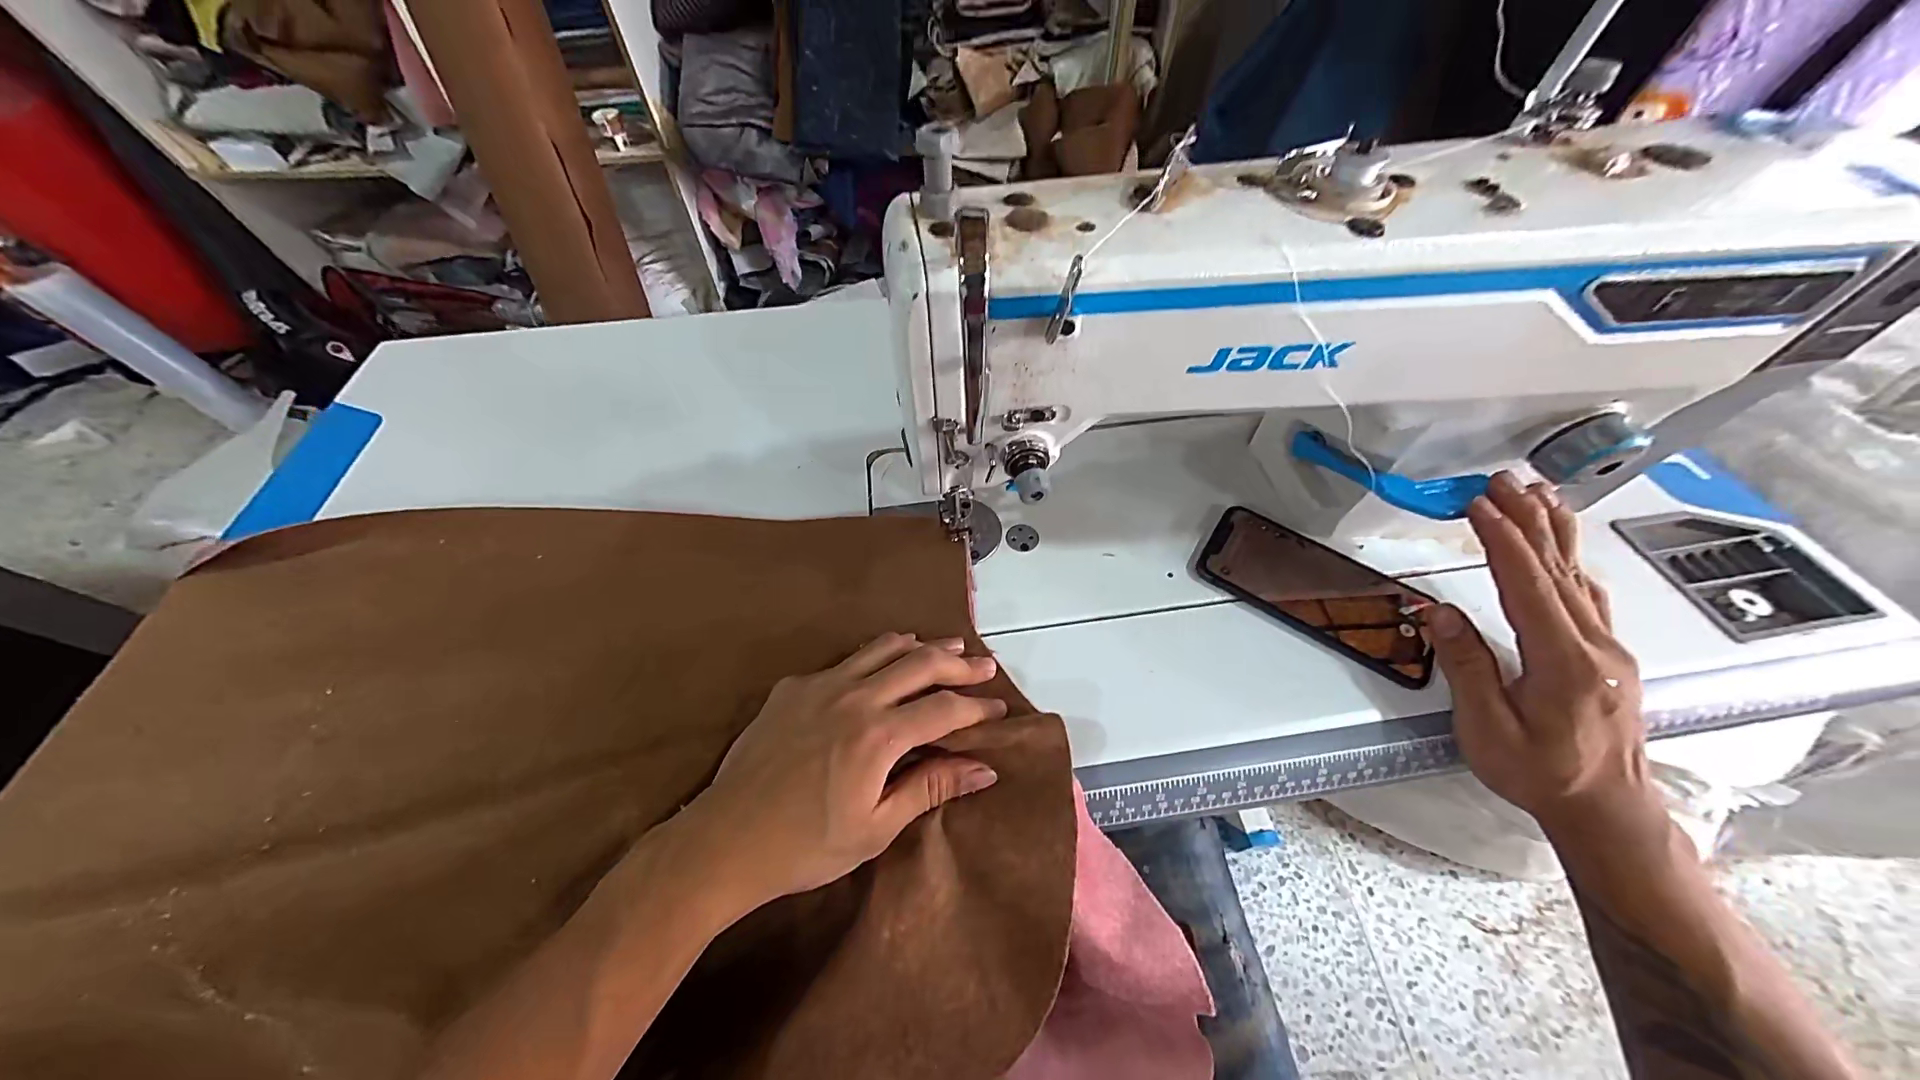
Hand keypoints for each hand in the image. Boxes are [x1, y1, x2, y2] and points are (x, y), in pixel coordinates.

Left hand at [680, 633, 1007, 909]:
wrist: (725, 840)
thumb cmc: (806, 846)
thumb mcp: (876, 827)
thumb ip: (930, 788)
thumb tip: (985, 769)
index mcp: (878, 736)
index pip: (944, 709)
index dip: (977, 707)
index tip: (999, 708)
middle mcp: (854, 697)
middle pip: (920, 665)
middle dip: (958, 664)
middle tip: (985, 666)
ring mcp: (820, 685)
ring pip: (881, 649)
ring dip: (919, 646)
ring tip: (945, 647)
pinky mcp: (792, 687)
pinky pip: (844, 660)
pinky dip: (874, 656)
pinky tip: (881, 664)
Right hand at [1422, 472, 1660, 836]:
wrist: (1605, 808)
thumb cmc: (1540, 773)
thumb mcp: (1487, 727)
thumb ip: (1467, 665)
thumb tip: (1441, 613)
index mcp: (1564, 662)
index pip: (1528, 586)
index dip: (1502, 540)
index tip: (1479, 505)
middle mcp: (1594, 646)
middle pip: (1559, 569)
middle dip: (1528, 519)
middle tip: (1506, 480)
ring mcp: (1607, 648)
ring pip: (1579, 575)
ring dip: (1553, 531)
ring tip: (1538, 494)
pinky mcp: (1607, 654)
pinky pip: (1590, 594)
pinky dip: (1572, 559)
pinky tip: (1564, 546)